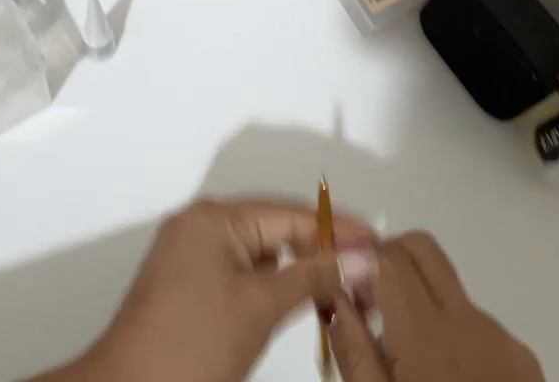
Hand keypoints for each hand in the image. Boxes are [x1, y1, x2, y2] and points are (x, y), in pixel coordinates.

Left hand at [35, 197, 374, 381]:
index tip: (374, 240)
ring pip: (257, 248)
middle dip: (316, 246)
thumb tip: (357, 257)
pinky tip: (295, 294)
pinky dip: (268, 279)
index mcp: (214, 218)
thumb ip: (313, 275)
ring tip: (337, 280)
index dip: (334, 228)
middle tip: (361, 263)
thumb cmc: (191, 345)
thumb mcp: (262, 306)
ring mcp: (189, 251)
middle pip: (272, 226)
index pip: (288, 213)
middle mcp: (199, 223)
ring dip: (294, 264)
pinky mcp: (185, 279)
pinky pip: (238, 266)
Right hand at [325, 232, 544, 381]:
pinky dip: (450, 332)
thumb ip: (354, 350)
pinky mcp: (524, 359)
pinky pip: (477, 323)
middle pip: (423, 249)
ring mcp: (502, 339)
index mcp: (428, 338)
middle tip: (368, 299)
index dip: (359, 259)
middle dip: (388, 258)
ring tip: (404, 361)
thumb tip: (336, 297)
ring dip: (419, 300)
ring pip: (449, 288)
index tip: (344, 287)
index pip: (388, 258)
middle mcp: (469, 323)